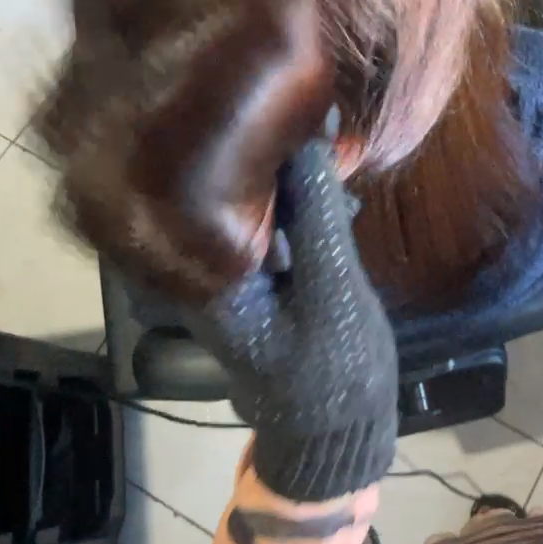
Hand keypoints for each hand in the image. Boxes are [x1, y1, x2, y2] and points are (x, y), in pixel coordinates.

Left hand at [188, 138, 398, 501]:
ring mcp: (229, 277)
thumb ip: (316, 212)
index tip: (295, 110)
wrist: (339, 433)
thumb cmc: (333, 370)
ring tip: (338, 178)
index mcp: (206, 273)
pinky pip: (274, 230)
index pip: (215, 185)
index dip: (255, 141)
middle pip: (229, 191)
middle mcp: (203, 269)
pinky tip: (337, 208)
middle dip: (278, 160)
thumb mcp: (333, 288)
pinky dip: (303, 215)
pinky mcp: (256, 282)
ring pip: (256, 207)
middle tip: (325, 135)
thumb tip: (306, 130)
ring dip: (297, 186)